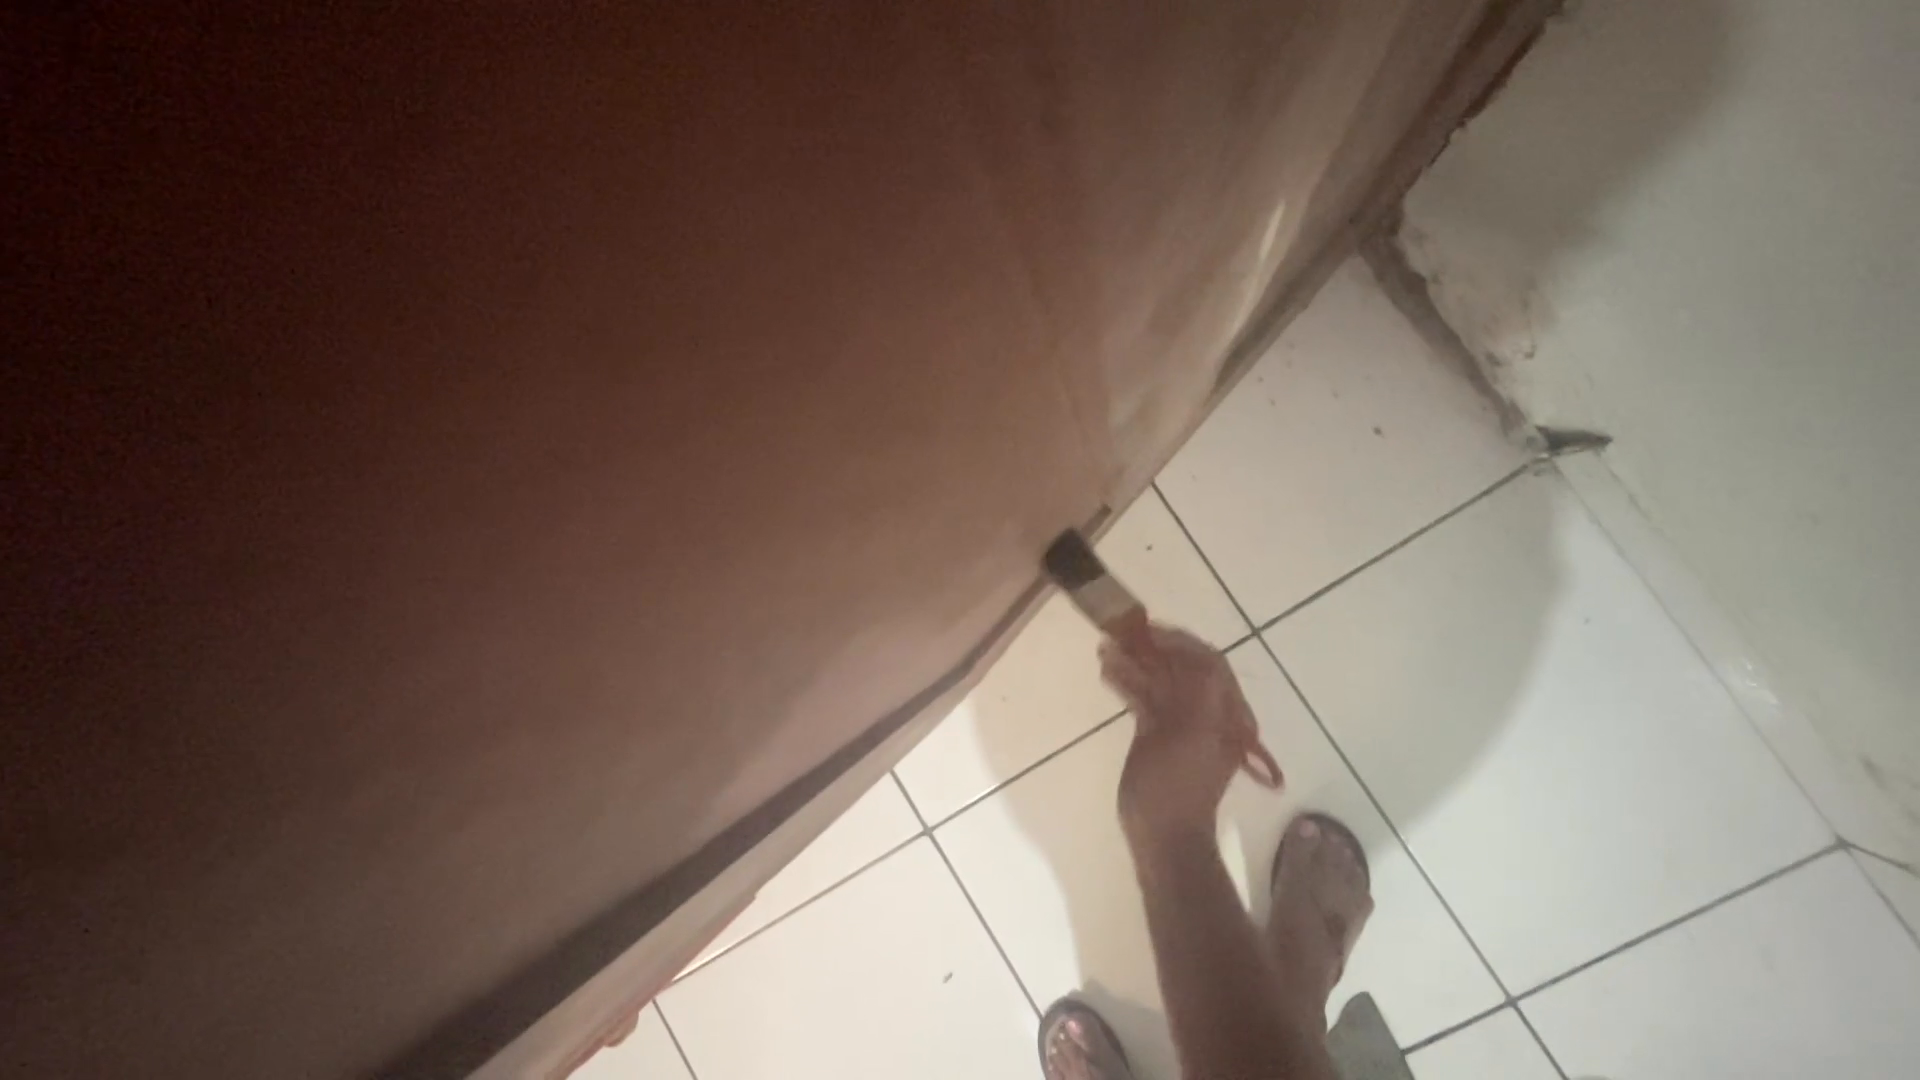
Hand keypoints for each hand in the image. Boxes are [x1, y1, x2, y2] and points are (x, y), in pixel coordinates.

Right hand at [1100, 623, 1273, 848]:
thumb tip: (1187, 650)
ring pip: (1161, 683)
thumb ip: (1197, 691)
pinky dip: (1130, 684)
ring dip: (1136, 664)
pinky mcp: (1159, 737)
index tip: (1147, 631)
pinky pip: (1147, 701)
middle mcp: (1209, 713)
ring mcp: (1182, 725)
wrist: (1164, 839)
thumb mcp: (1192, 736)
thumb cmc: (1178, 787)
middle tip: (1121, 635)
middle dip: (1153, 650)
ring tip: (1106, 649)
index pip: (1208, 661)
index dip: (1180, 642)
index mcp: (1225, 712)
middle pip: (1182, 668)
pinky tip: (1108, 673)